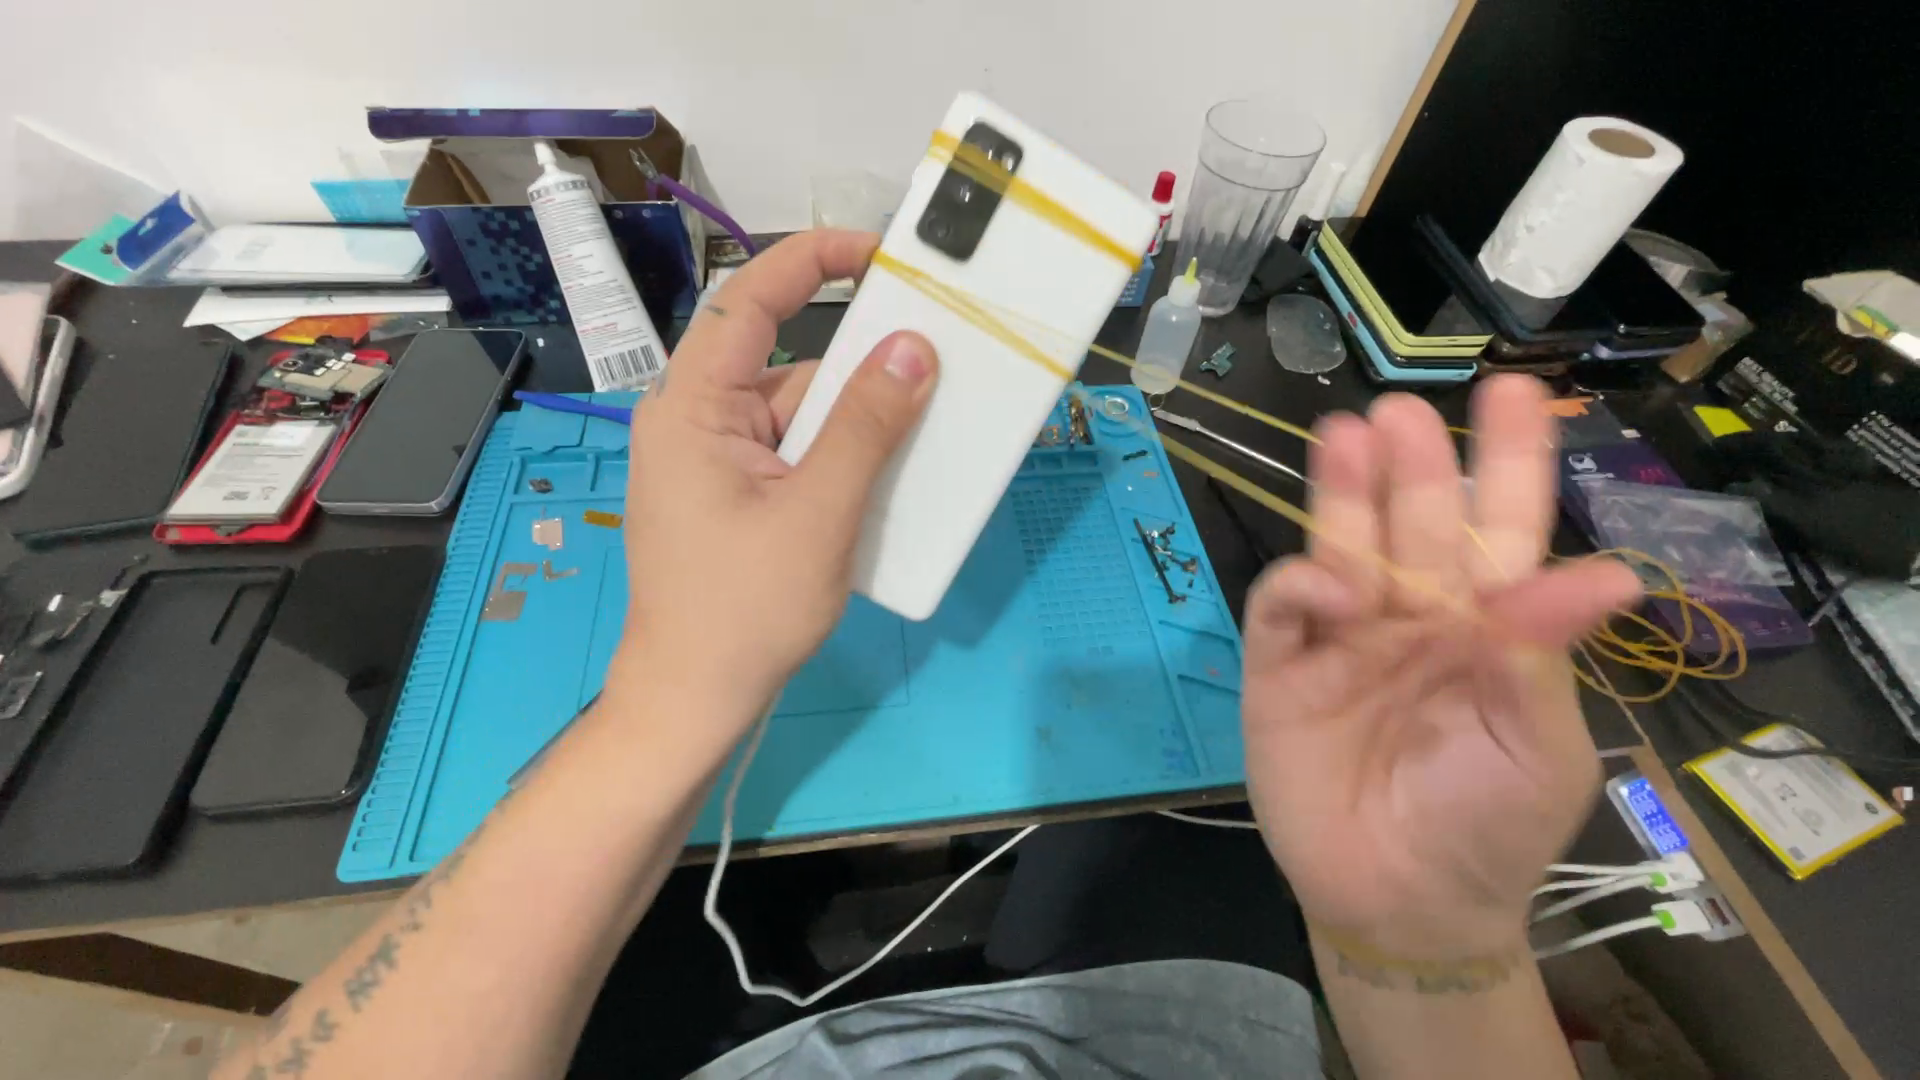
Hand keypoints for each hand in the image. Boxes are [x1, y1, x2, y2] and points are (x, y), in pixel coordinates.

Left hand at [618, 230, 936, 729]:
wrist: (696, 700)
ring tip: (925, 433)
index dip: (812, 260)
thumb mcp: (818, 514)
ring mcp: (716, 463)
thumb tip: (914, 348)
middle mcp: (698, 421)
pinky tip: (887, 480)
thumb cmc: (745, 610)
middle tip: (933, 366)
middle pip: (787, 365)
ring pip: (799, 416)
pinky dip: (841, 460)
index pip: (749, 301)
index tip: (879, 254)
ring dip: (857, 424)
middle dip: (858, 368)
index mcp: (693, 407)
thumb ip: (866, 428)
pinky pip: (796, 455)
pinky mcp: (736, 497)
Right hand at [1240, 376, 1640, 959]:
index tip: (1513, 392)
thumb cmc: (1485, 825)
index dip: (1507, 460)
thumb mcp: (1538, 748)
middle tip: (1400, 411)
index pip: (1498, 528)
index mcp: (1484, 626)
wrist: (1394, 896)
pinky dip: (1300, 586)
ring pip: (1338, 544)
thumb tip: (1599, 574)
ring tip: (1345, 436)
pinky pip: (1282, 606)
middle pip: (1409, 522)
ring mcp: (1339, 636)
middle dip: (1411, 463)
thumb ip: (1542, 658)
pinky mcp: (1278, 665)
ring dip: (1342, 492)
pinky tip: (1328, 586)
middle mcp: (1410, 614)